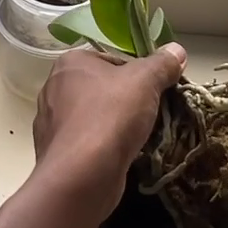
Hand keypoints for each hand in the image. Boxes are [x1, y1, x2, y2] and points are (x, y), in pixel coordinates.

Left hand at [32, 43, 185, 221]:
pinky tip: (119, 156)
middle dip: (125, 101)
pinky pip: (86, 142)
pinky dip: (102, 147)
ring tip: (137, 138)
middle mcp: (54, 87)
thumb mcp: (145, 81)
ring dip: (114, 126)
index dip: (137, 74)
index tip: (154, 91)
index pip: (112, 60)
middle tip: (149, 114)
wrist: (82, 177)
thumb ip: (162, 64)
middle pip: (103, 88)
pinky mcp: (55, 153)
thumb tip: (177, 50)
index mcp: (71, 62)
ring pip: (94, 117)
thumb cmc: (111, 116)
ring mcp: (51, 122)